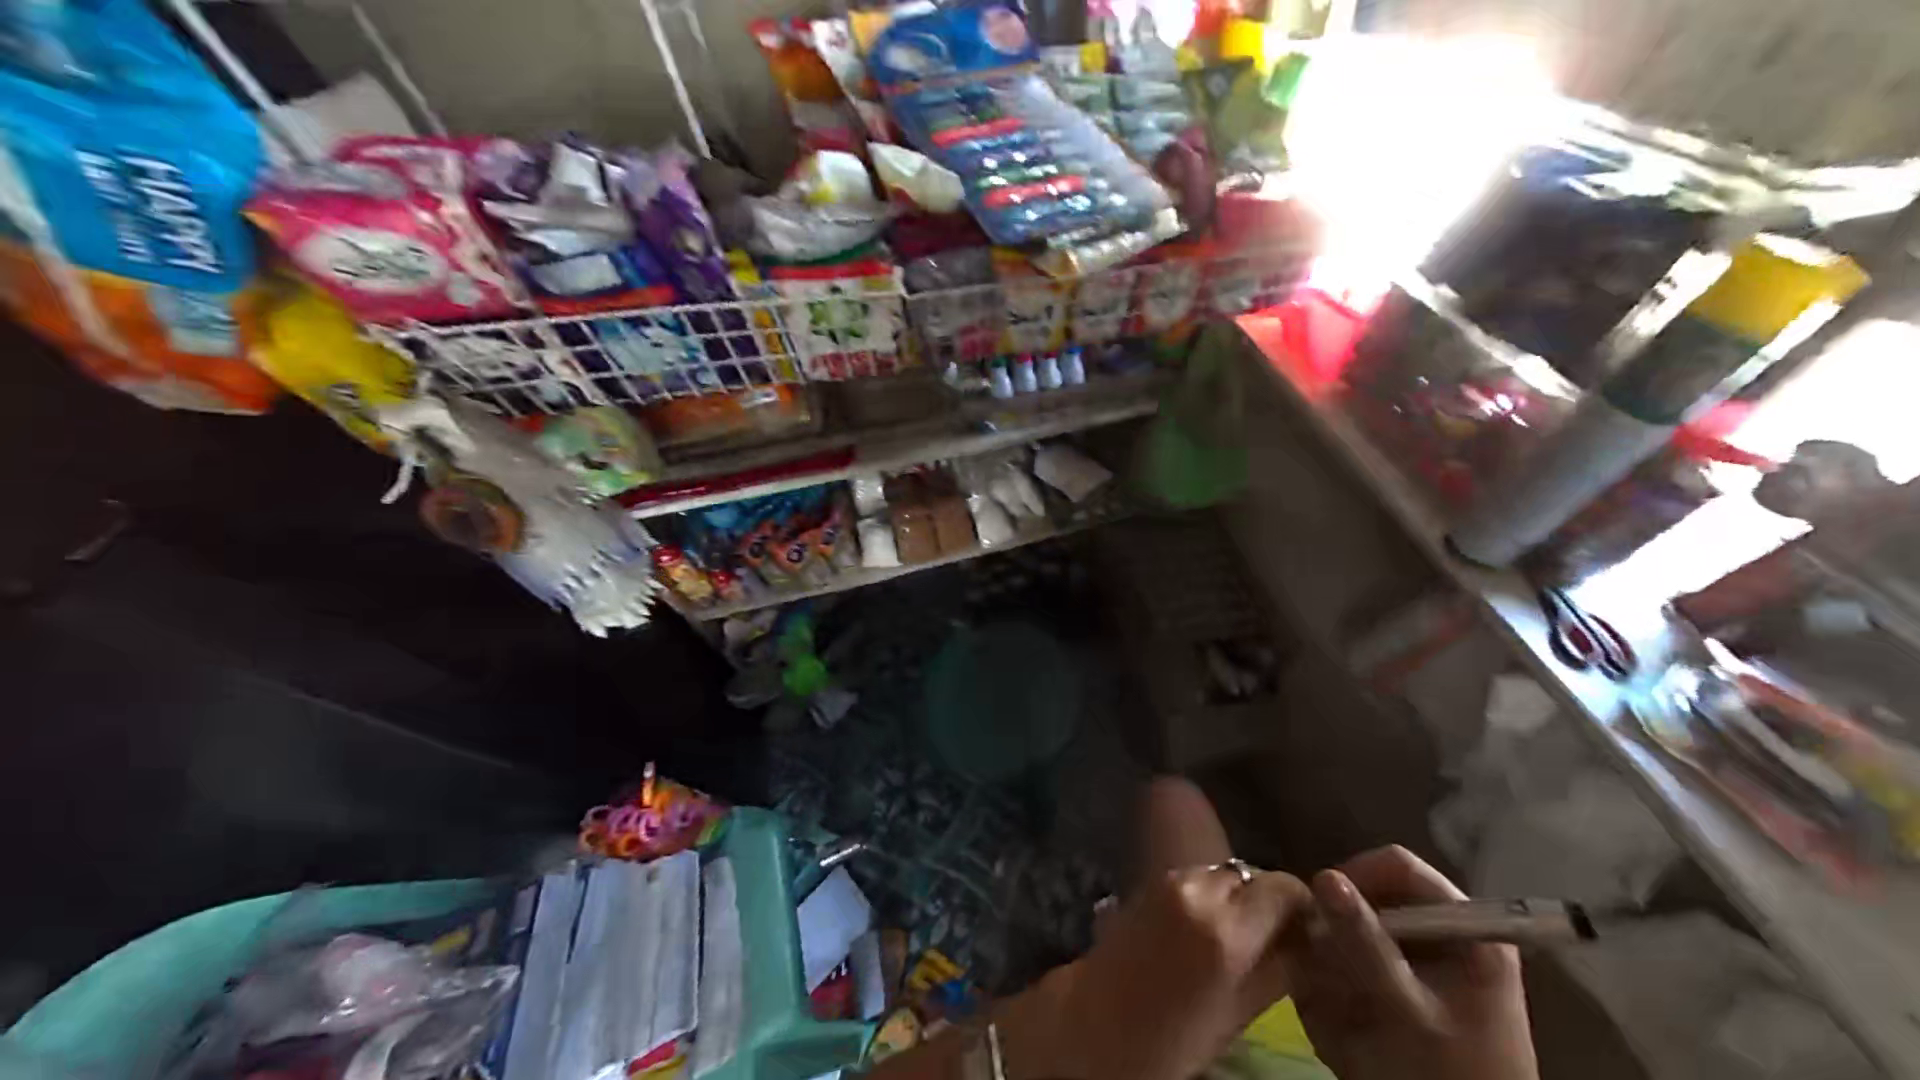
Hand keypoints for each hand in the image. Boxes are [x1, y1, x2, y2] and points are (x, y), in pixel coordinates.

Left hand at [1005, 863, 1311, 1079]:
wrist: (1092, 1023)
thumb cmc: (1168, 1040)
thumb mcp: (1234, 1014)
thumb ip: (1274, 973)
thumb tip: (1305, 948)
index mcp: (1225, 931)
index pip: (1281, 888)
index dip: (1300, 903)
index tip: (1309, 925)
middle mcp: (1198, 892)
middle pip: (1250, 875)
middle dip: (1267, 898)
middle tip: (1277, 933)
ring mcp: (1169, 881)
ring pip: (1221, 872)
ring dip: (1237, 893)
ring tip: (1242, 931)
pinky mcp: (1149, 881)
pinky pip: (1195, 876)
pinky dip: (1211, 892)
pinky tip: (1210, 924)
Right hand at [1291, 846, 1537, 1079]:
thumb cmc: (1444, 1077)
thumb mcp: (1405, 1010)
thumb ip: (1365, 942)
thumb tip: (1323, 875)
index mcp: (1468, 927)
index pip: (1398, 867)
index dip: (1354, 876)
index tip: (1319, 906)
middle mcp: (1448, 929)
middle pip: (1376, 891)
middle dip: (1339, 917)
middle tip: (1319, 952)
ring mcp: (1428, 953)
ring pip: (1360, 918)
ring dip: (1334, 945)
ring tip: (1329, 985)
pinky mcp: (1407, 975)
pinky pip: (1358, 948)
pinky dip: (1338, 966)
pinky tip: (1338, 999)